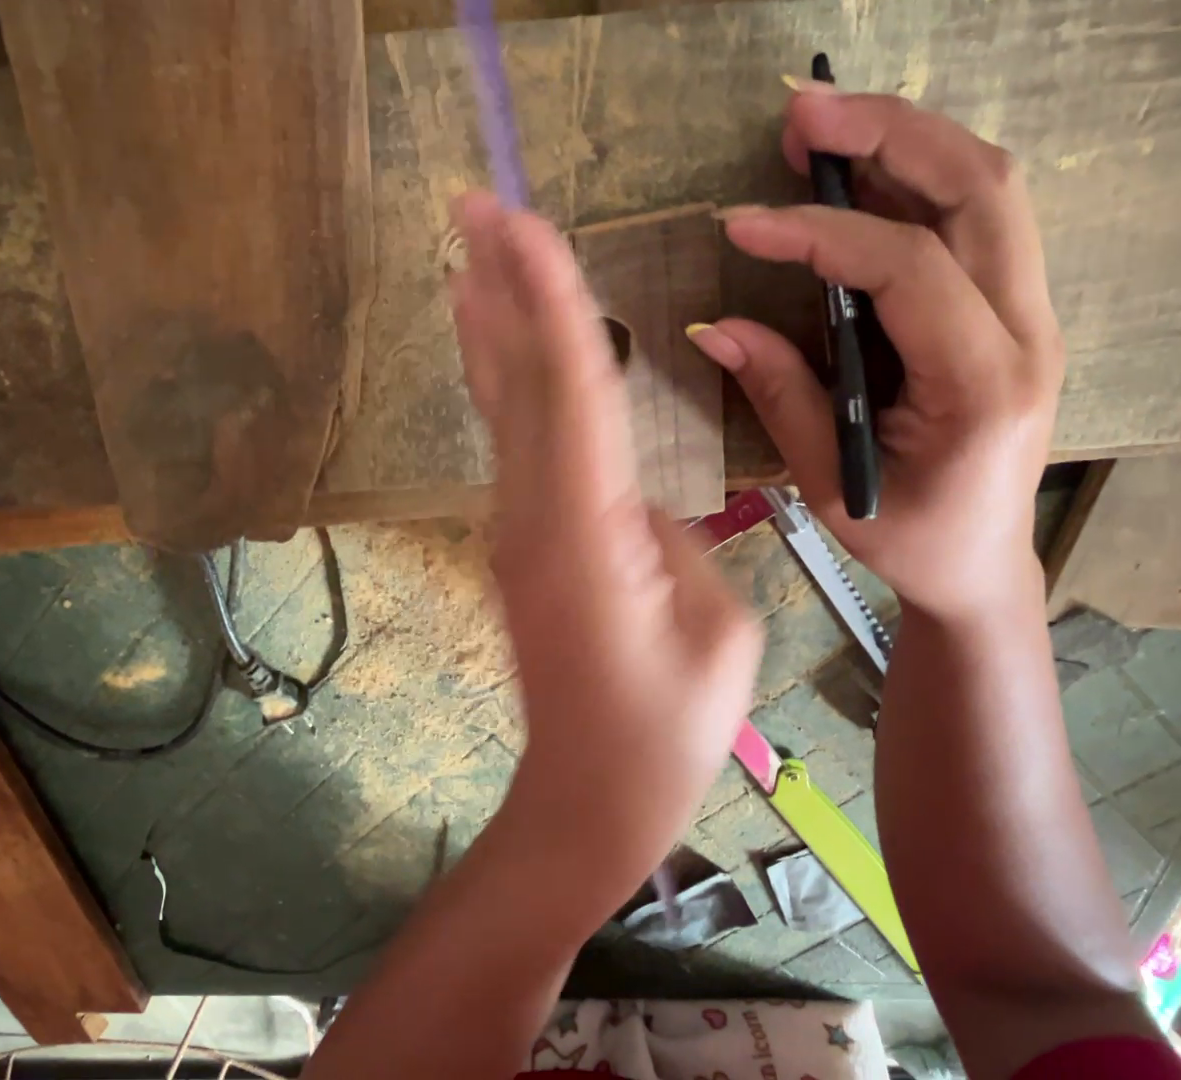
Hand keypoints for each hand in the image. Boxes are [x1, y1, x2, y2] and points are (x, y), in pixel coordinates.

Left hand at [449, 192, 761, 892]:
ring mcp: (518, 532)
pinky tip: (496, 352)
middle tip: (468, 206)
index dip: (549, 302)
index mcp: (589, 533)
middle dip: (496, 290)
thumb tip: (635, 490)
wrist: (588, 794)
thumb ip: (673, 536)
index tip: (518, 226)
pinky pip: (513, 445)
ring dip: (490, 329)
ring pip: (503, 412)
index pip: (572, 394)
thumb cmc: (666, 729)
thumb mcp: (712, 624)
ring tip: (469, 257)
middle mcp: (536, 519)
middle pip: (517, 387)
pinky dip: (504, 384)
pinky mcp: (520, 546)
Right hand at [688, 82, 1064, 618]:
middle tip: (800, 113)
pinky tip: (860, 171)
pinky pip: (978, 215)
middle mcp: (1027, 334)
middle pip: (981, 187)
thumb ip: (780, 395)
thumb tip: (716, 327)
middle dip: (888, 132)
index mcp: (981, 388)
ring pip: (990, 186)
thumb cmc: (907, 538)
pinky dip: (919, 176)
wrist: (984, 563)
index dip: (820, 233)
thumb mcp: (829, 484)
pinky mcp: (1014, 308)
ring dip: (906, 139)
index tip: (742, 223)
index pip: (908, 269)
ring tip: (822, 127)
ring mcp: (1032, 314)